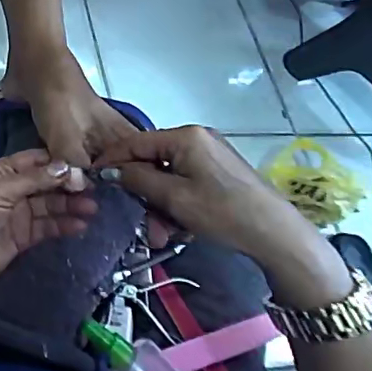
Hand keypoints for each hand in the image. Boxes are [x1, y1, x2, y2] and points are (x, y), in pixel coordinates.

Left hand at [0, 149, 95, 286]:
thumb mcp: (0, 192)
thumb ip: (33, 180)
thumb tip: (65, 167)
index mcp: (2, 172)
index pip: (36, 161)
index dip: (59, 164)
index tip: (85, 168)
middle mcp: (13, 189)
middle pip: (47, 183)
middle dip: (69, 185)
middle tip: (94, 190)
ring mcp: (18, 213)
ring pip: (50, 205)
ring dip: (70, 205)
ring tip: (93, 209)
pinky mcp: (23, 236)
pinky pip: (47, 227)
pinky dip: (64, 225)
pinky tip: (81, 225)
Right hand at [95, 127, 349, 306]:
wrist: (276, 234)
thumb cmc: (222, 212)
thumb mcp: (174, 197)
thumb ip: (138, 179)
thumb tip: (109, 170)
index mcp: (185, 136)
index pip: (135, 142)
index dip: (113, 160)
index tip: (95, 179)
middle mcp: (197, 138)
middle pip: (153, 160)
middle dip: (144, 193)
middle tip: (143, 222)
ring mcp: (211, 153)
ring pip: (169, 175)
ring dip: (162, 204)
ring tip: (166, 234)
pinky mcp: (220, 170)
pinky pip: (186, 181)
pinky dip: (179, 202)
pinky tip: (183, 227)